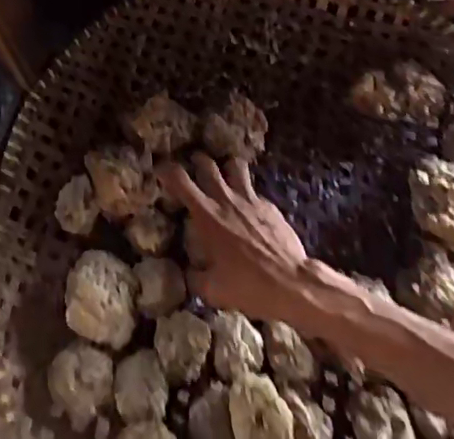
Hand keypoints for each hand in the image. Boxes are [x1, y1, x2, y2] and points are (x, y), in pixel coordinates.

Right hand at [160, 154, 313, 325]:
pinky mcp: (270, 206)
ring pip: (234, 166)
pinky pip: (255, 192)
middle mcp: (226, 199)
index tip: (161, 171)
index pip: (180, 179)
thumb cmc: (249, 286)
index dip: (166, 170)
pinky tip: (250, 211)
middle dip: (197, 162)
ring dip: (225, 168)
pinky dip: (248, 196)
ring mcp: (251, 200)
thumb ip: (195, 277)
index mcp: (207, 215)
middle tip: (193, 168)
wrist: (293, 285)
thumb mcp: (213, 291)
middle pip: (207, 164)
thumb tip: (189, 273)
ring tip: (223, 176)